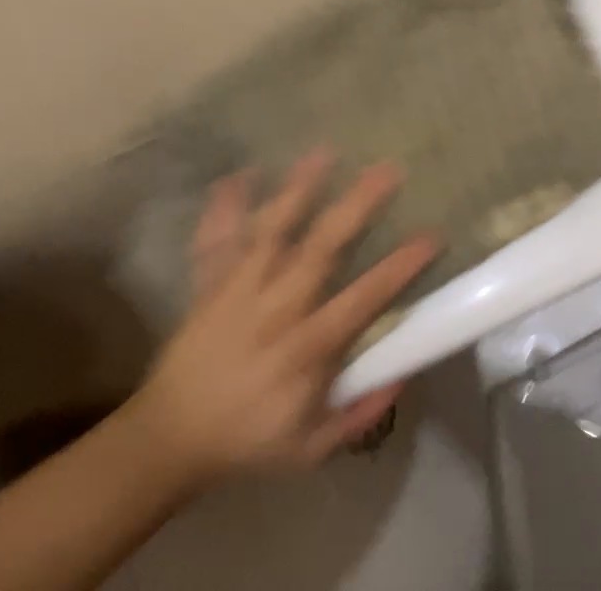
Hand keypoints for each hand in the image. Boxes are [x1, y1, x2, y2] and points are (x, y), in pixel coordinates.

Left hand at [127, 150, 436, 480]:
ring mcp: (238, 293)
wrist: (168, 439)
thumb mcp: (314, 448)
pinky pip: (217, 243)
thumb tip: (404, 375)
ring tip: (322, 152)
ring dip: (297, 191)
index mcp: (306, 349)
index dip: (399, 267)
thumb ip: (361, 414)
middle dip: (355, 207)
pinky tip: (238, 175)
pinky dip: (225, 209)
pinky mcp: (209, 288)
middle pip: (320, 250)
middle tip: (386, 170)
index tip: (432, 235)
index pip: (362, 300)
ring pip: (271, 233)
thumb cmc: (248, 441)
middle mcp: (275, 310)